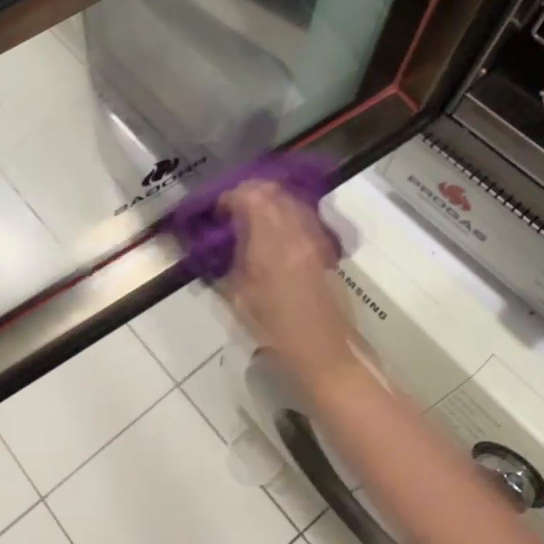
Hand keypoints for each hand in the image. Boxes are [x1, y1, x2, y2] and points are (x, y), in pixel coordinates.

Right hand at [219, 180, 359, 383]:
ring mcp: (315, 237)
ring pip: (289, 200)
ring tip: (251, 220)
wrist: (326, 353)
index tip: (217, 213)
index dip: (229, 198)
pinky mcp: (326, 247)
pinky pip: (302, 216)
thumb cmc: (276, 331)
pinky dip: (285, 214)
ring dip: (268, 201)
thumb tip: (226, 240)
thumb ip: (232, 260)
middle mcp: (296, 231)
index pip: (249, 197)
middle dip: (248, 194)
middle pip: (271, 191)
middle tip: (232, 211)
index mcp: (271, 242)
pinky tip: (274, 233)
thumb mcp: (240, 296)